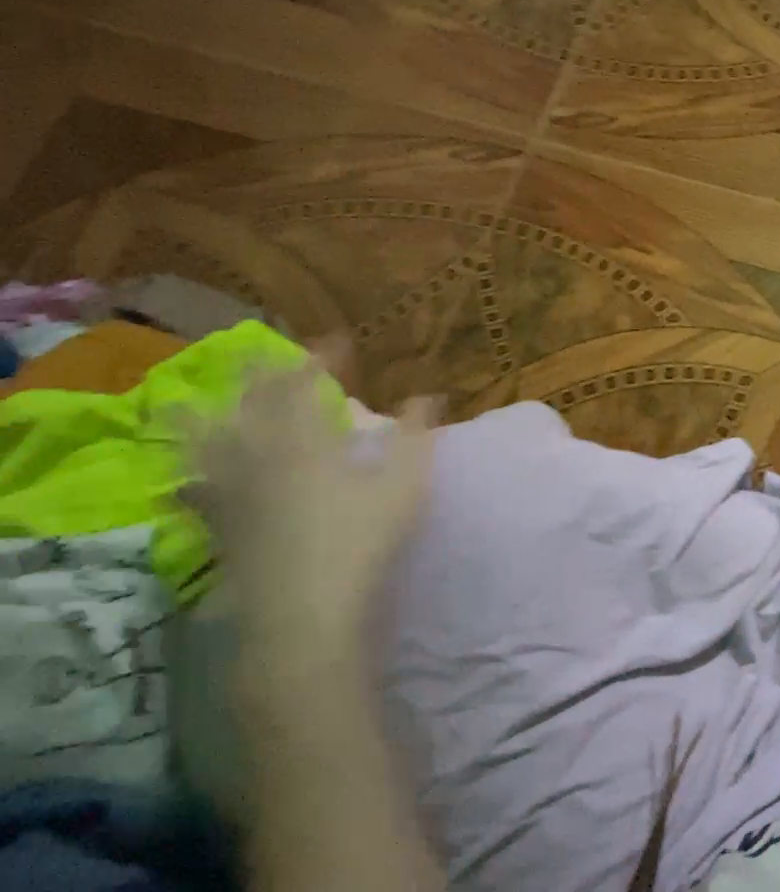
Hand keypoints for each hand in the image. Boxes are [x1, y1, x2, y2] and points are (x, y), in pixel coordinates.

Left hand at [177, 338, 439, 652]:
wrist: (305, 605)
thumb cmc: (363, 538)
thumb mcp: (405, 484)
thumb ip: (414, 436)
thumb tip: (426, 397)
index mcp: (306, 441)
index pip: (306, 387)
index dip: (319, 360)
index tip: (334, 341)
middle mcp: (260, 455)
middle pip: (251, 405)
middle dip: (260, 375)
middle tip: (262, 353)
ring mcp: (232, 490)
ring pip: (207, 442)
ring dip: (201, 416)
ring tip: (186, 400)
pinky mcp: (218, 523)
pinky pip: (194, 491)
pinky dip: (189, 478)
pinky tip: (185, 479)